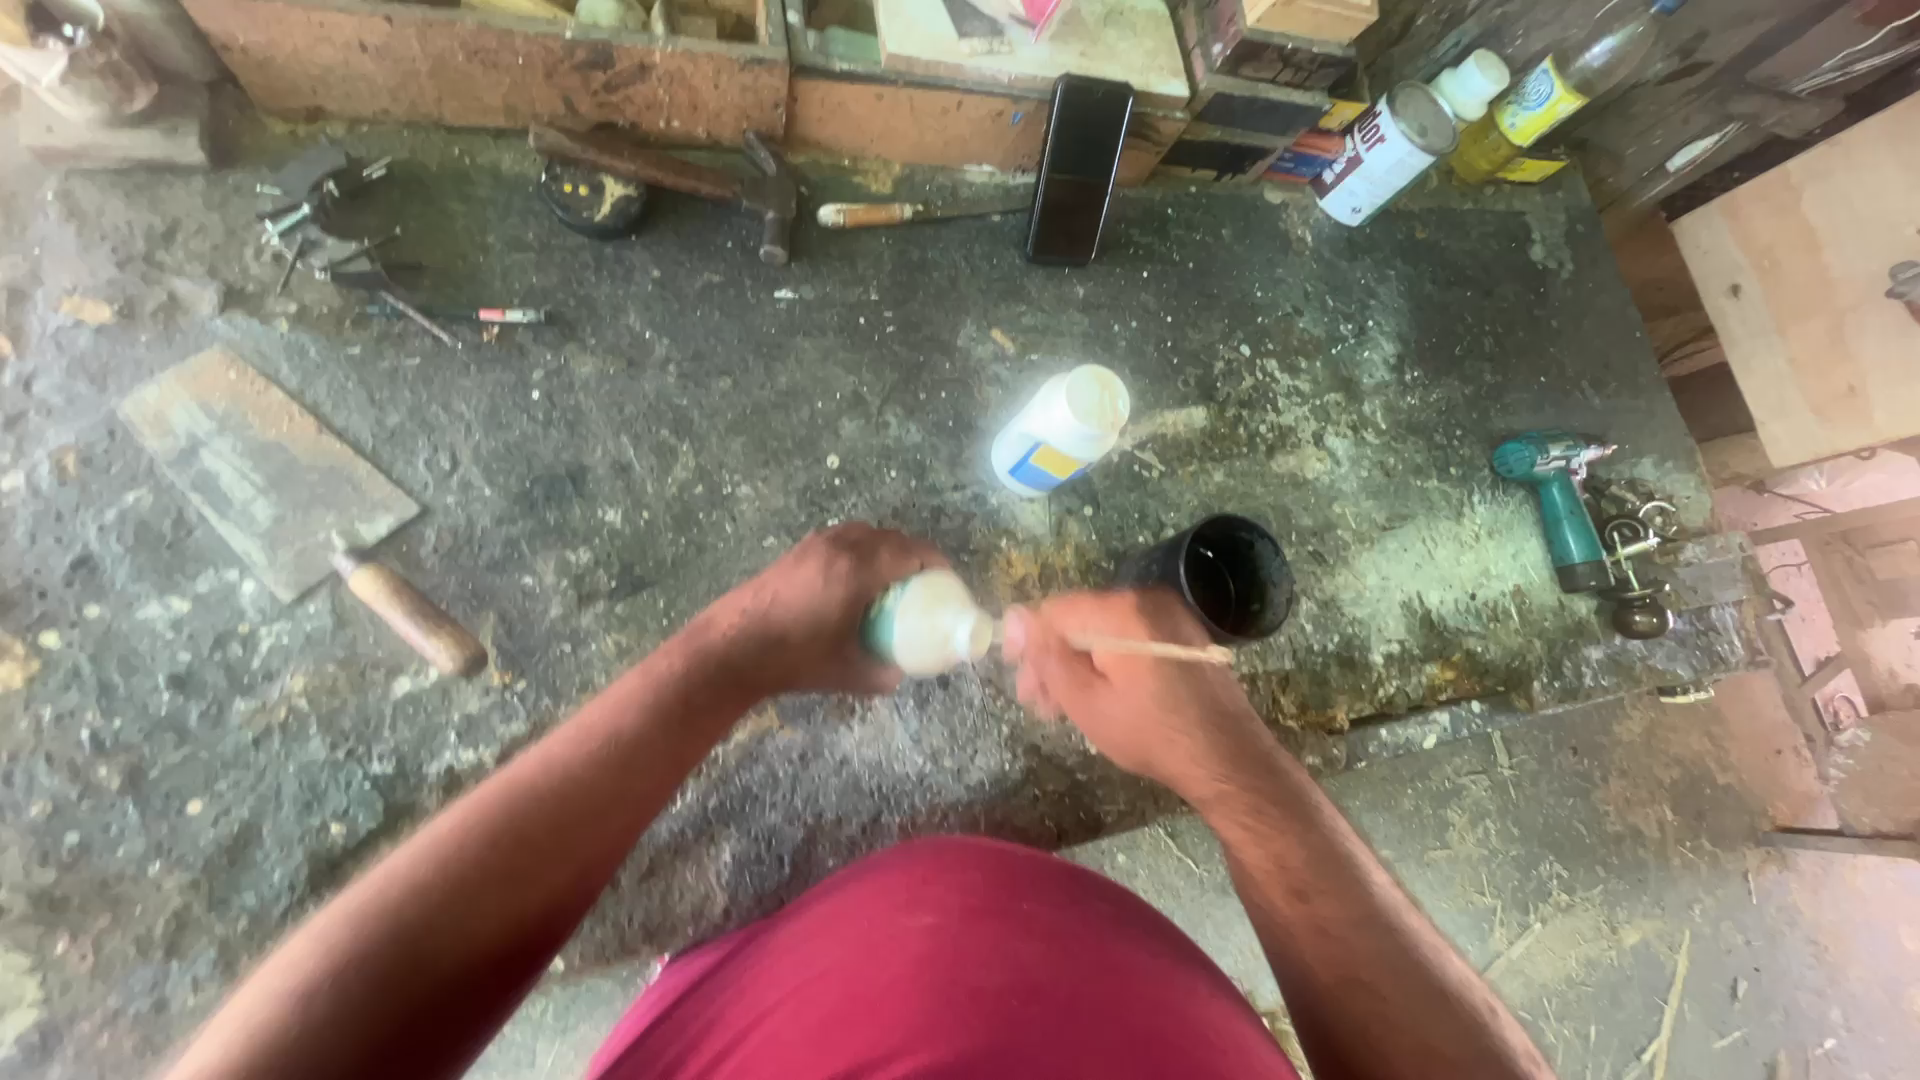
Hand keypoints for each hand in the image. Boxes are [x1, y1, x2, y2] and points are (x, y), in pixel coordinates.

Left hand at [699, 523, 947, 696]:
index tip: (947, 579)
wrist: (731, 647)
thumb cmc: (793, 659)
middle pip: (890, 537)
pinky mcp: (798, 550)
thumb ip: (882, 673)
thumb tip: (901, 673)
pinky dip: (861, 548)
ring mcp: (815, 544)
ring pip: (864, 533)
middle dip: (913, 553)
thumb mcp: (847, 673)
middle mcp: (840, 547)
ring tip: (892, 576)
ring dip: (885, 547)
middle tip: (924, 580)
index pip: (911, 552)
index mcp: (858, 570)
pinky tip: (856, 578)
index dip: (935, 562)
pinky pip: (842, 538)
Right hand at [1002, 589, 1279, 803]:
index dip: (1028, 641)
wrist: (1230, 758)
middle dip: (1053, 658)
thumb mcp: (1087, 702)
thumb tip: (1014, 617)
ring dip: (1079, 662)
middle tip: (1040, 703)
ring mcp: (1169, 615)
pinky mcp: (1183, 634)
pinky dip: (1109, 660)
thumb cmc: (1152, 734)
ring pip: (1104, 630)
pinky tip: (1103, 695)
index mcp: (1121, 611)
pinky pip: (1130, 637)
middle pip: (1079, 619)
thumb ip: (1047, 656)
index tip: (1021, 679)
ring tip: (1066, 706)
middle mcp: (1145, 600)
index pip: (1054, 610)